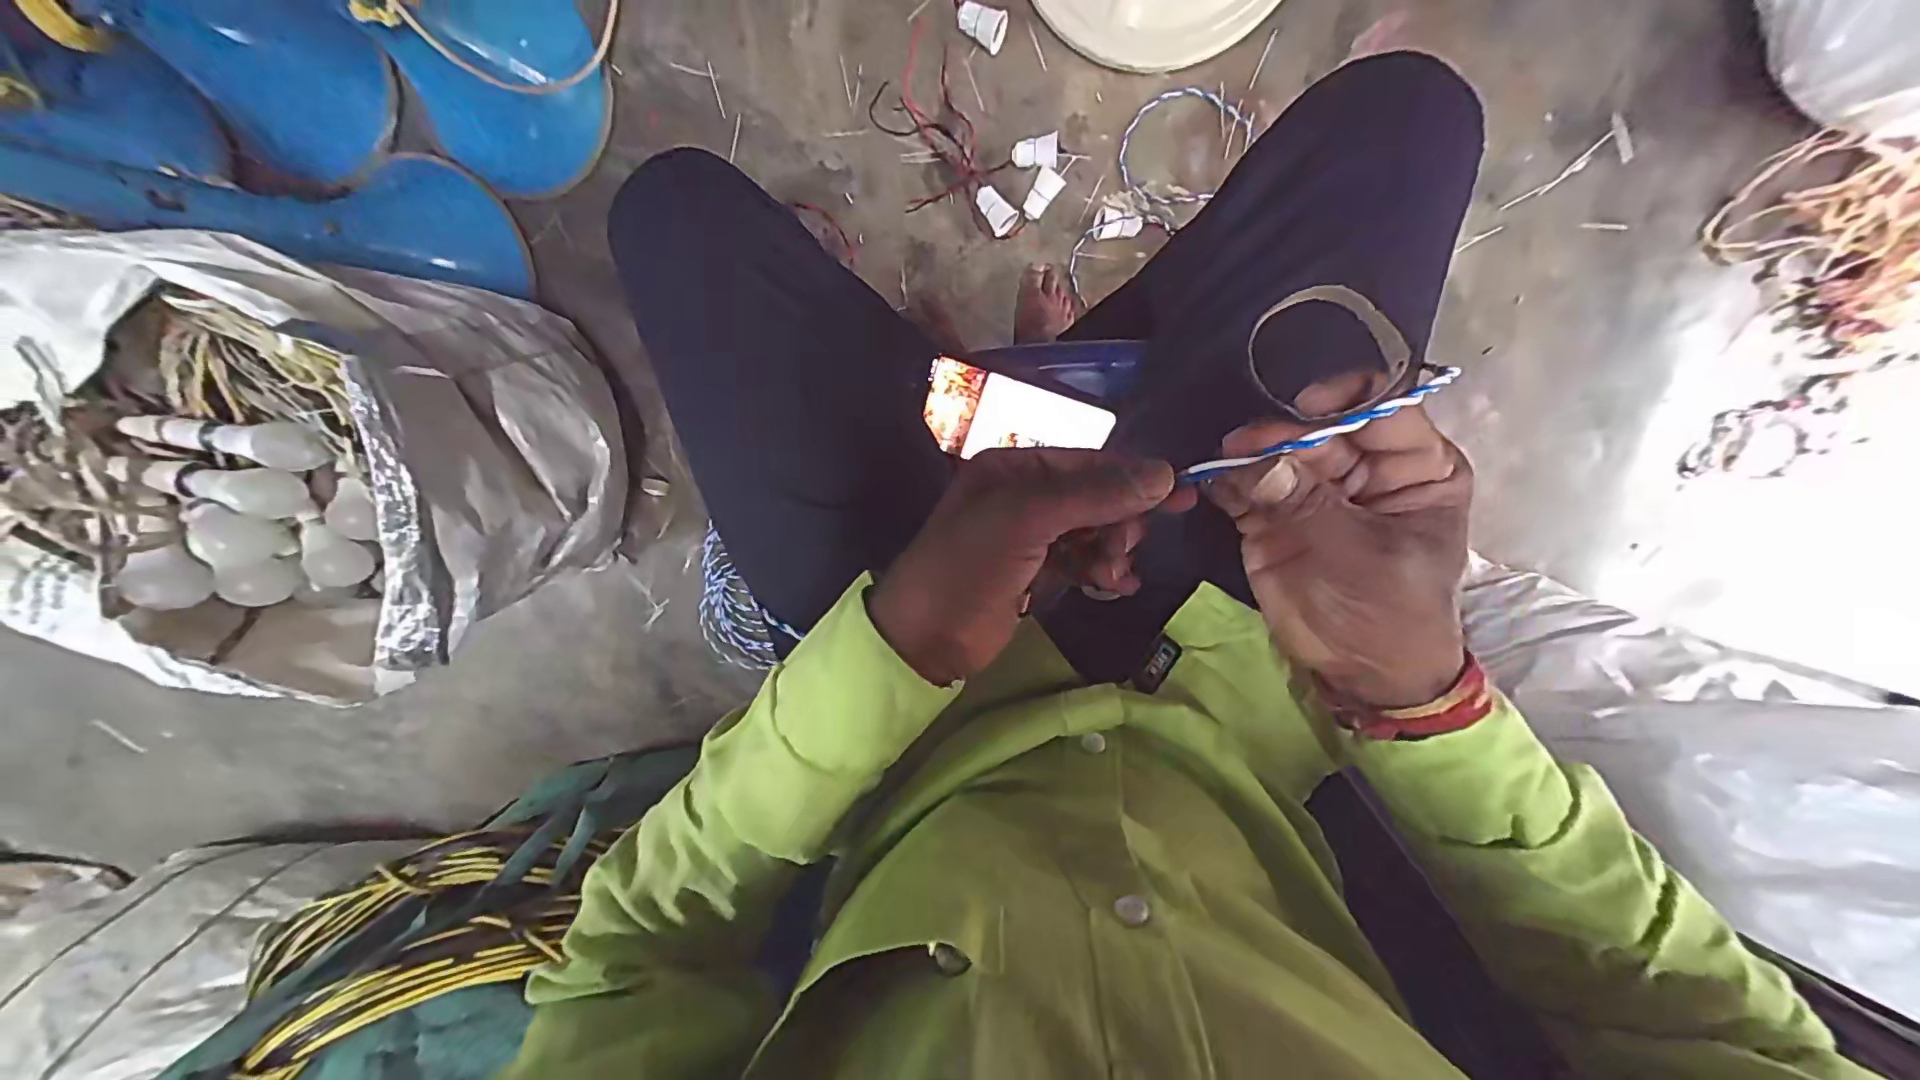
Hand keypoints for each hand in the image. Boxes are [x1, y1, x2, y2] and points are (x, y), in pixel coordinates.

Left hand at [868, 448, 1192, 684]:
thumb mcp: (1028, 517)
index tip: (1180, 493)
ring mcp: (1030, 535)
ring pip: (1093, 531)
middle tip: (1122, 547)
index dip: (1134, 477)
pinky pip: (1083, 561)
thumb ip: (1094, 494)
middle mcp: (1024, 494)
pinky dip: (1101, 571)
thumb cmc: (970, 563)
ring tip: (1113, 574)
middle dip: (1119, 521)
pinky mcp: (1035, 572)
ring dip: (1112, 550)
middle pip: (1096, 497)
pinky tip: (1116, 586)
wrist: (927, 635)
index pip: (1088, 462)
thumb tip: (1163, 473)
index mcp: (1015, 466)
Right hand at [1203, 405, 1472, 707]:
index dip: (1340, 402)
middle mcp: (1361, 469)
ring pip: (1274, 454)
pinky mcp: (1271, 515)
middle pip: (1316, 429)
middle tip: (1240, 447)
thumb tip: (1254, 462)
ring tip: (1222, 464)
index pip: (1380, 409)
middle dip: (1279, 434)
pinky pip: (1244, 486)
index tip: (1298, 412)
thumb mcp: (1357, 554)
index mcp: (1411, 467)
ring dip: (1246, 456)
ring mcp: (1312, 491)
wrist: (1359, 670)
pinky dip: (1226, 483)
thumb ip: (1306, 504)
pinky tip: (1212, 483)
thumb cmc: (1387, 610)